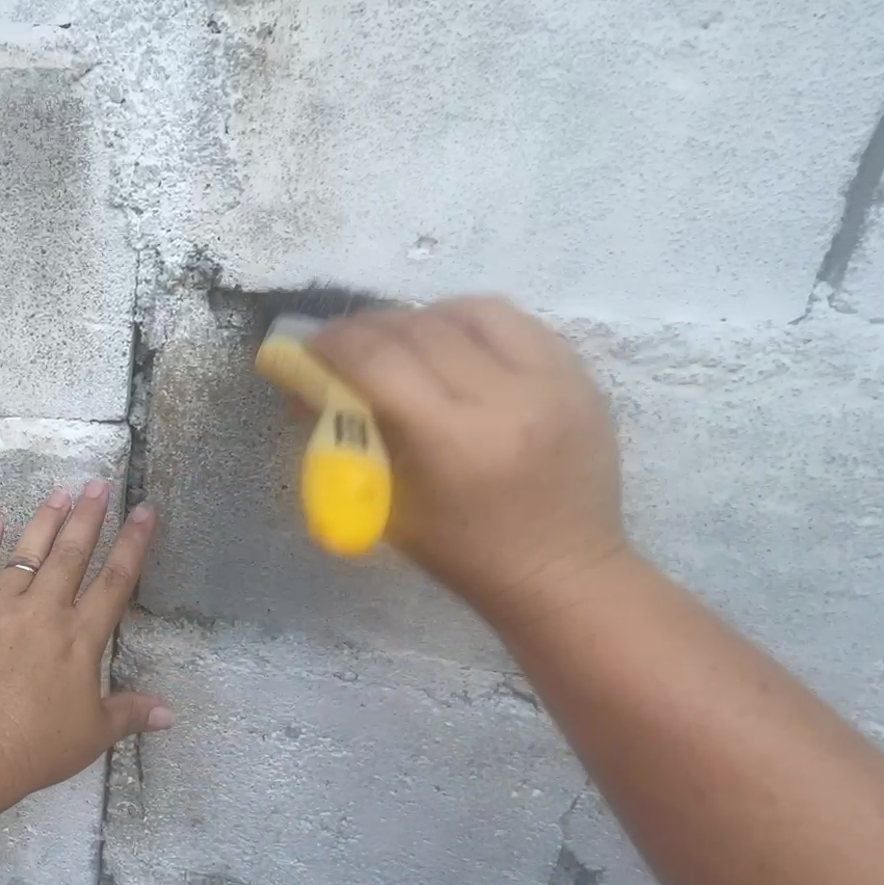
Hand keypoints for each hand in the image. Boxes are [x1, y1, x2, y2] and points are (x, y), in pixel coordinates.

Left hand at [0, 481, 170, 821]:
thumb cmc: (30, 750)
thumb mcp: (90, 737)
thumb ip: (129, 715)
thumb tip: (170, 713)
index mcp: (78, 639)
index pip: (115, 582)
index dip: (133, 544)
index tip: (144, 511)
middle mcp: (42, 613)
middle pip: (71, 554)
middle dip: (89, 516)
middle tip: (100, 483)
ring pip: (27, 553)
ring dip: (45, 520)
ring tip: (60, 492)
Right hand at [310, 296, 627, 622]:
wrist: (561, 572)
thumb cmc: (460, 553)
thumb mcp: (387, 503)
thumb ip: (348, 438)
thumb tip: (305, 389)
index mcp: (453, 442)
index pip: (381, 362)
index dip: (336, 343)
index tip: (310, 346)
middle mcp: (506, 400)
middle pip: (420, 329)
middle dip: (368, 327)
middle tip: (341, 340)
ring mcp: (551, 382)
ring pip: (469, 311)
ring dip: (420, 317)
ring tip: (399, 338)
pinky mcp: (578, 375)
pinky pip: (513, 321)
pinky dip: (467, 321)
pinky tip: (450, 342)